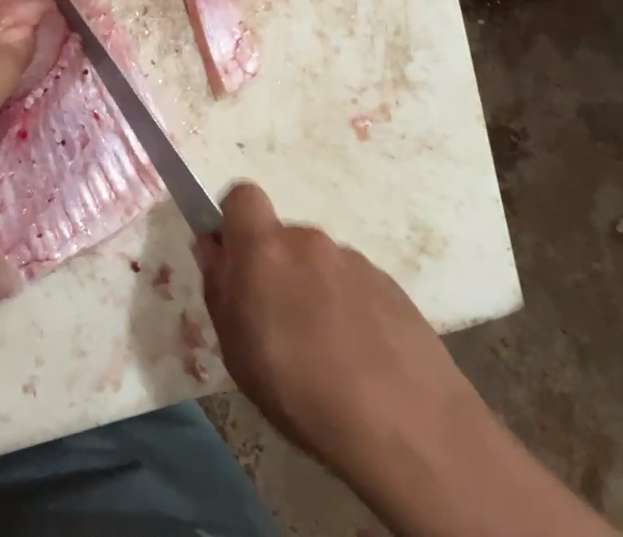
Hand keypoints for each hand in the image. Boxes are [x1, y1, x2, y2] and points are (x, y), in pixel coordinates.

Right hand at [195, 184, 483, 481]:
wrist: (408, 426)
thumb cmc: (300, 391)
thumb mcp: (235, 351)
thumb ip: (220, 289)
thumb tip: (214, 249)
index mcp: (265, 250)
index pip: (242, 197)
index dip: (234, 223)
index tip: (233, 262)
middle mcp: (311, 243)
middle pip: (281, 239)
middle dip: (273, 269)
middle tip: (275, 325)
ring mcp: (357, 263)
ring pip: (318, 265)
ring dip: (312, 292)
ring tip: (322, 352)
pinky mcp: (393, 286)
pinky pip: (352, 286)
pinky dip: (347, 309)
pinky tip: (357, 357)